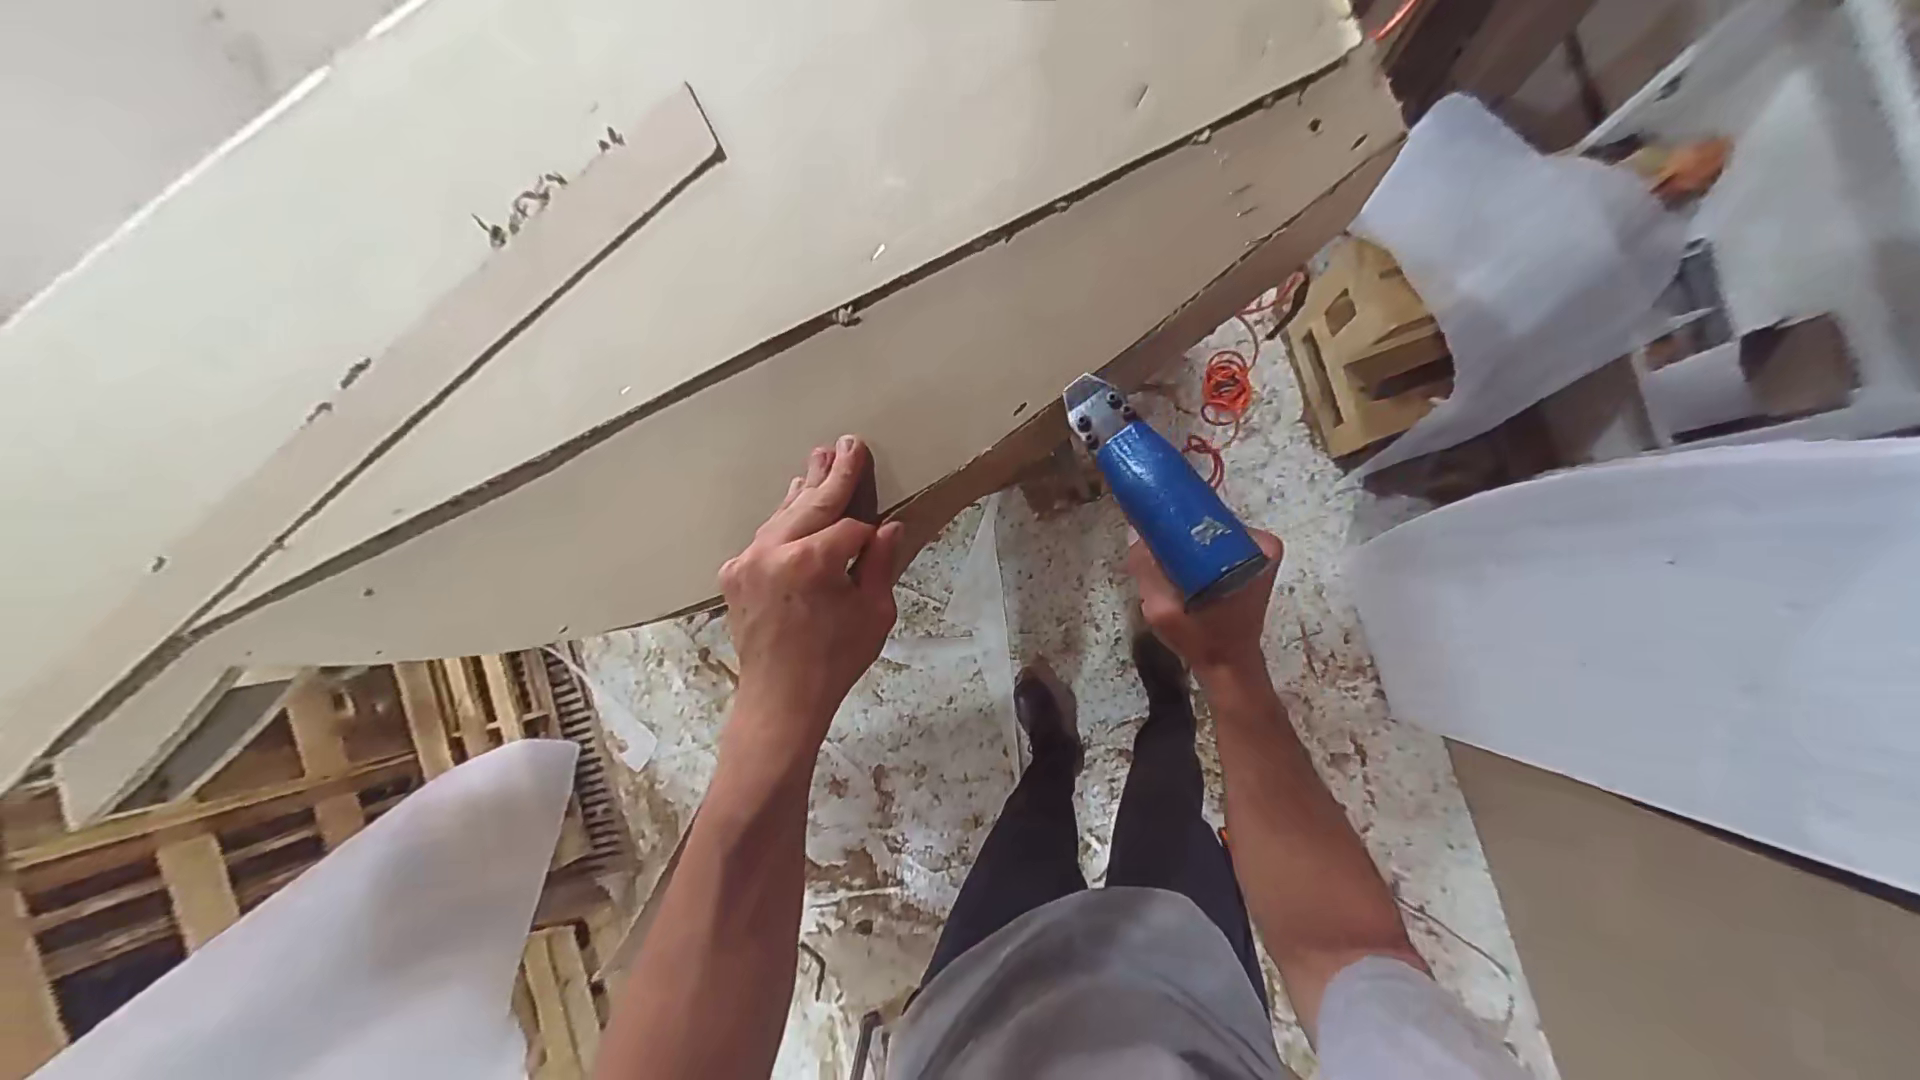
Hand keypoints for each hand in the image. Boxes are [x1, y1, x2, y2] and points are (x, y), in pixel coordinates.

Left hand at [719, 436, 903, 761]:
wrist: (779, 699)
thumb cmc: (834, 661)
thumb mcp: (873, 614)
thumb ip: (879, 563)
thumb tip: (889, 527)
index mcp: (810, 561)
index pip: (849, 527)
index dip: (868, 532)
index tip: (881, 530)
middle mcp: (772, 551)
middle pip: (812, 503)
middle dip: (834, 474)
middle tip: (848, 444)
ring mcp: (747, 560)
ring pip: (784, 514)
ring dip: (805, 489)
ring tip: (819, 460)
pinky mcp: (734, 573)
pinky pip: (765, 536)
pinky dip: (784, 519)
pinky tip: (793, 502)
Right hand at [1125, 529, 1283, 680]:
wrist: (1228, 664)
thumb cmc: (1199, 638)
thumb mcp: (1163, 610)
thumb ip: (1147, 571)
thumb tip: (1136, 533)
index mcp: (1251, 549)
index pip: (1202, 516)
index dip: (1171, 520)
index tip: (1148, 530)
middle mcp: (1261, 544)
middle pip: (1204, 522)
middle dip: (1174, 533)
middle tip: (1151, 553)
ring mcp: (1260, 552)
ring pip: (1206, 533)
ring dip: (1182, 545)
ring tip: (1162, 563)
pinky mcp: (1253, 562)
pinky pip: (1213, 545)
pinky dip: (1193, 553)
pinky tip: (1178, 570)